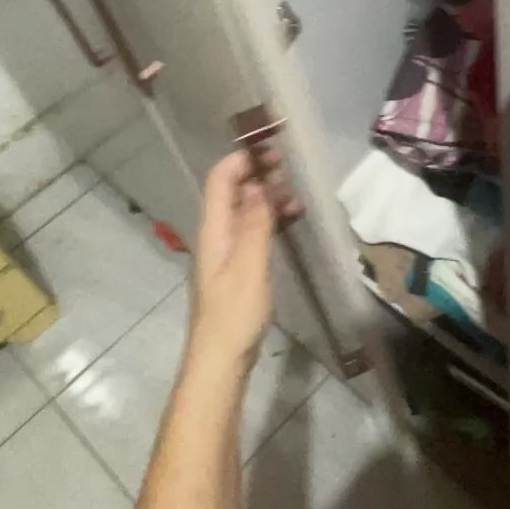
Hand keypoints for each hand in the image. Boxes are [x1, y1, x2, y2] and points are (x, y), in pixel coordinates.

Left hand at [187, 150, 300, 370]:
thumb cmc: (234, 314)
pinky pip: (253, 233)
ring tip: (296, 192)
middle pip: (233, 193)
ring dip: (267, 197)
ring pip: (245, 213)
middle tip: (288, 165)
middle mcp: (216, 236)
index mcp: (214, 230)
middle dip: (257, 173)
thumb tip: (261, 185)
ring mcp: (226, 253)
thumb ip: (256, 224)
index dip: (242, 158)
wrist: (220, 360)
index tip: (271, 148)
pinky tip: (290, 221)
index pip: (221, 179)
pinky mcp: (238, 270)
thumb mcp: (250, 265)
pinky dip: (270, 221)